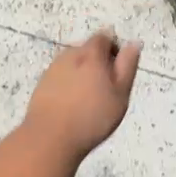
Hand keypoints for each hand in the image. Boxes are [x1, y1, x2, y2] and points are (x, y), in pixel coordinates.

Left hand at [20, 31, 140, 160]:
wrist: (50, 138)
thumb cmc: (92, 117)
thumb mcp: (120, 93)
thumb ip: (127, 65)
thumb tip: (134, 43)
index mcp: (90, 53)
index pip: (104, 38)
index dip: (113, 50)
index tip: (117, 73)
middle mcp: (70, 54)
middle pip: (87, 50)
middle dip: (97, 63)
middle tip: (104, 90)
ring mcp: (53, 69)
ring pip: (72, 64)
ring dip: (81, 74)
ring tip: (86, 101)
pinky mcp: (41, 84)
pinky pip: (60, 77)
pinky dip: (67, 86)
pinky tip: (70, 106)